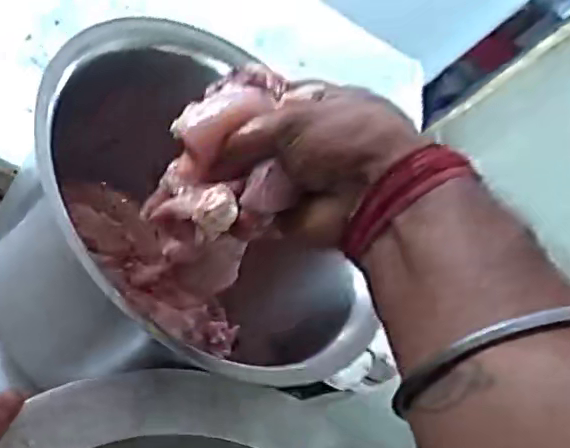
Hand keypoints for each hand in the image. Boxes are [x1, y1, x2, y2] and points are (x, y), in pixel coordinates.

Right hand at [210, 83, 429, 246]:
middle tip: (199, 169)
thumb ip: (247, 133)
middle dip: (225, 161)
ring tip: (212, 195)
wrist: (370, 195)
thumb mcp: (293, 120)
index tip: (207, 132)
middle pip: (249, 150)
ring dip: (228, 192)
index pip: (264, 108)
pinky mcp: (284, 217)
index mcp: (312, 106)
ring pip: (245, 186)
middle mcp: (302, 143)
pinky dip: (239, 219)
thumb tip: (213, 154)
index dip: (235, 120)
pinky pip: (250, 218)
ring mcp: (292, 181)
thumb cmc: (343, 141)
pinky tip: (228, 216)